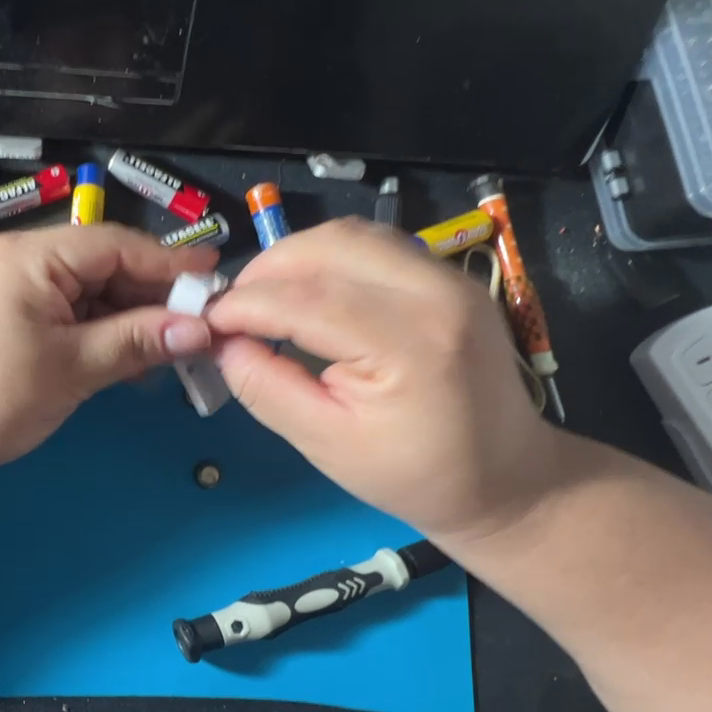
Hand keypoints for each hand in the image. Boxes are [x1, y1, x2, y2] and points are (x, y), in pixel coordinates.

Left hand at [0, 223, 217, 471]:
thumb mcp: (76, 368)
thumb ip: (139, 340)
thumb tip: (201, 328)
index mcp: (28, 257)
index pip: (114, 245)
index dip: (168, 264)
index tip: (215, 280)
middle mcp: (14, 257)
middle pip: (99, 264)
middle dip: (147, 297)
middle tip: (194, 326)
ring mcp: (3, 283)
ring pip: (82, 289)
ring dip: (123, 317)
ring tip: (164, 350)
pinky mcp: (0, 310)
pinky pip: (59, 307)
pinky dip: (92, 328)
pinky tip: (123, 355)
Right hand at [206, 217, 567, 542]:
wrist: (507, 476)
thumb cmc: (414, 474)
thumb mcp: (325, 443)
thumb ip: (266, 387)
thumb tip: (221, 342)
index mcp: (408, 344)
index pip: (305, 299)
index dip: (242, 305)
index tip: (204, 323)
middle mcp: (434, 293)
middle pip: (326, 247)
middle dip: (263, 271)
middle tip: (232, 311)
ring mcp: (447, 277)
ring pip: (348, 234)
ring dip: (293, 259)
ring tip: (264, 300)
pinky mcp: (447, 276)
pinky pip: (372, 245)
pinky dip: (325, 259)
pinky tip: (306, 294)